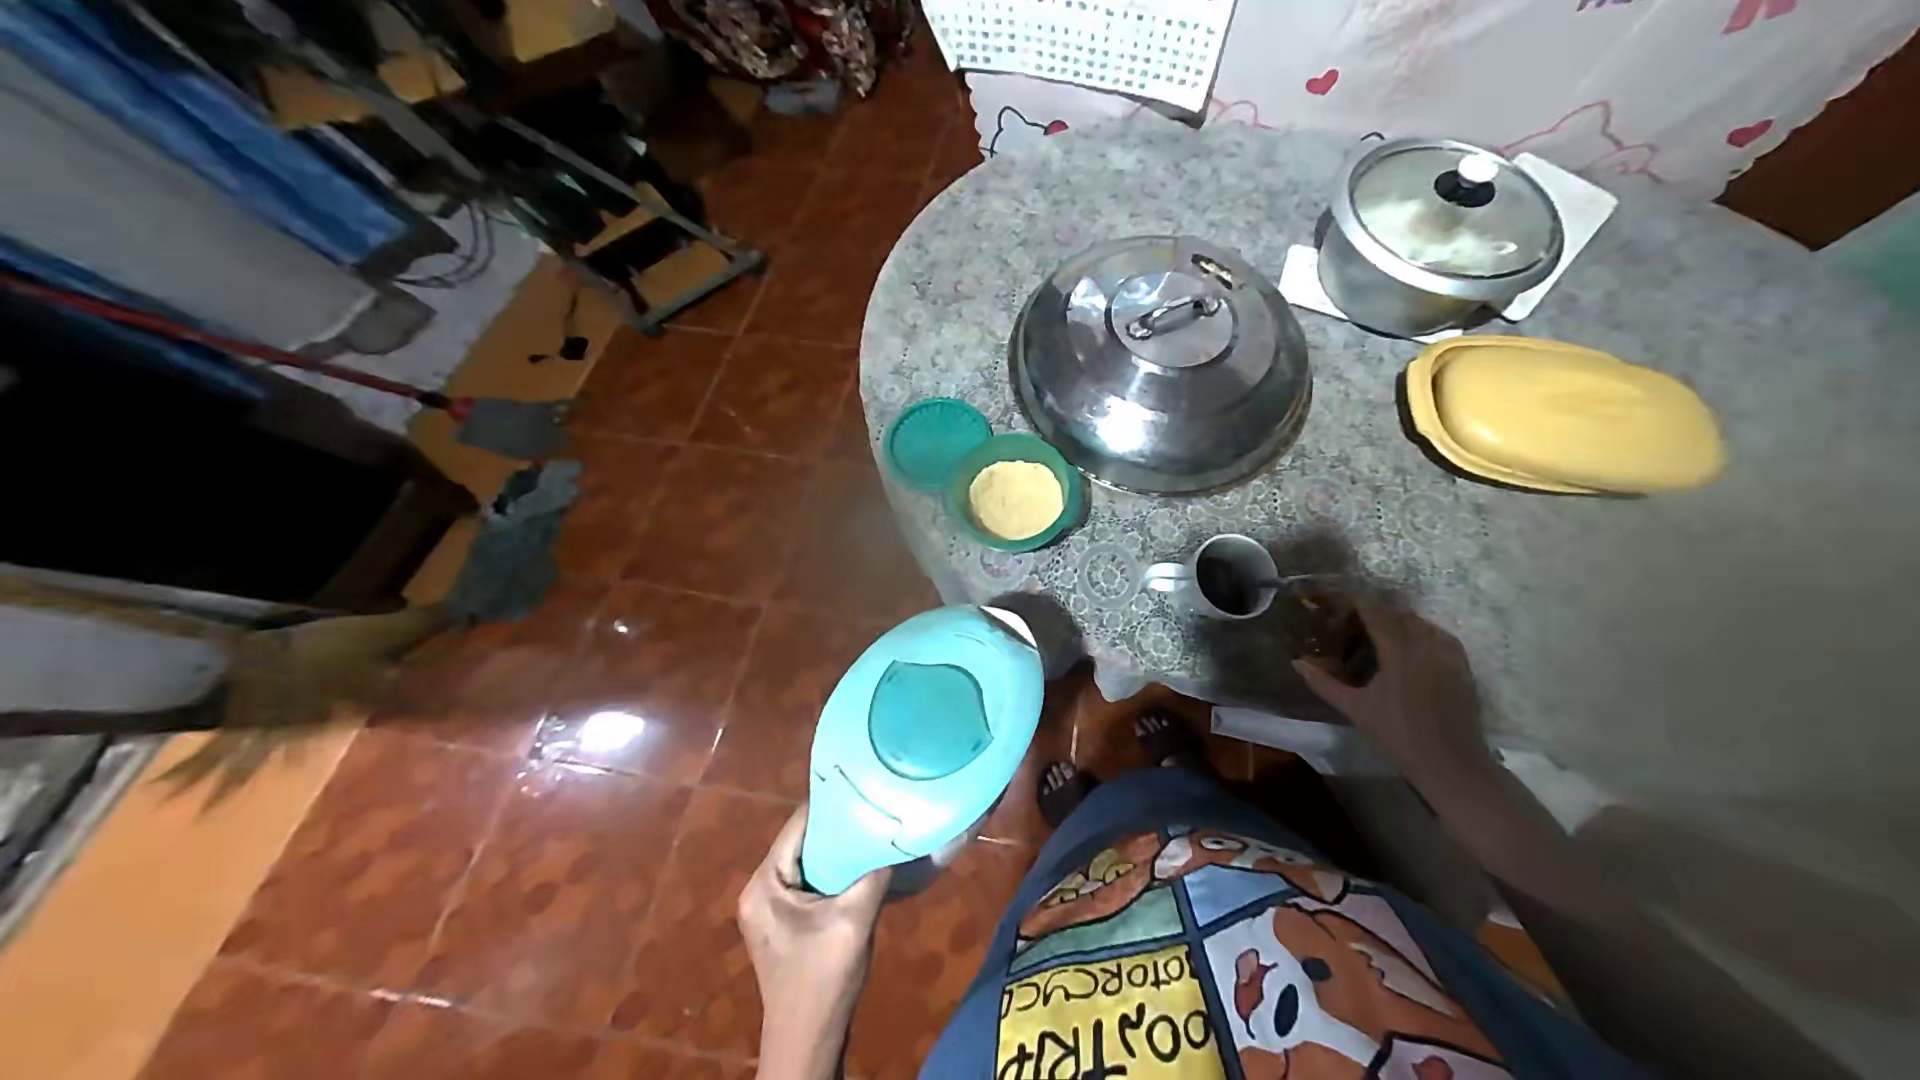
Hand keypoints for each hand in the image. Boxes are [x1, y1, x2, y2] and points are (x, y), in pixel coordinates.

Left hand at [738, 806, 890, 1079]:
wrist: (809, 1041)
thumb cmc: (824, 978)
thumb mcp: (854, 920)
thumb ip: (874, 875)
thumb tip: (899, 842)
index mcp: (764, 883)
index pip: (797, 826)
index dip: (831, 806)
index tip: (863, 788)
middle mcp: (758, 889)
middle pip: (801, 841)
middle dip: (837, 827)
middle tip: (872, 809)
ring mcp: (769, 907)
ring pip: (807, 861)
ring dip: (837, 850)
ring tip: (871, 831)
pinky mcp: (783, 922)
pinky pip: (809, 881)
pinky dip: (833, 871)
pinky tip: (861, 865)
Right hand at [1292, 605, 1495, 782]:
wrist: (1450, 763)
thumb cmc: (1397, 734)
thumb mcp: (1354, 708)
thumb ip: (1324, 682)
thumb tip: (1297, 662)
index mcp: (1400, 653)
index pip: (1378, 615)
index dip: (1360, 602)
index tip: (1343, 598)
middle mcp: (1427, 647)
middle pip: (1403, 615)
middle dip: (1381, 610)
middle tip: (1359, 617)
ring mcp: (1450, 657)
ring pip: (1426, 625)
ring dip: (1404, 620)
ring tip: (1385, 628)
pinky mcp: (1464, 670)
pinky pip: (1444, 638)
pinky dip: (1426, 633)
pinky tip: (1415, 645)